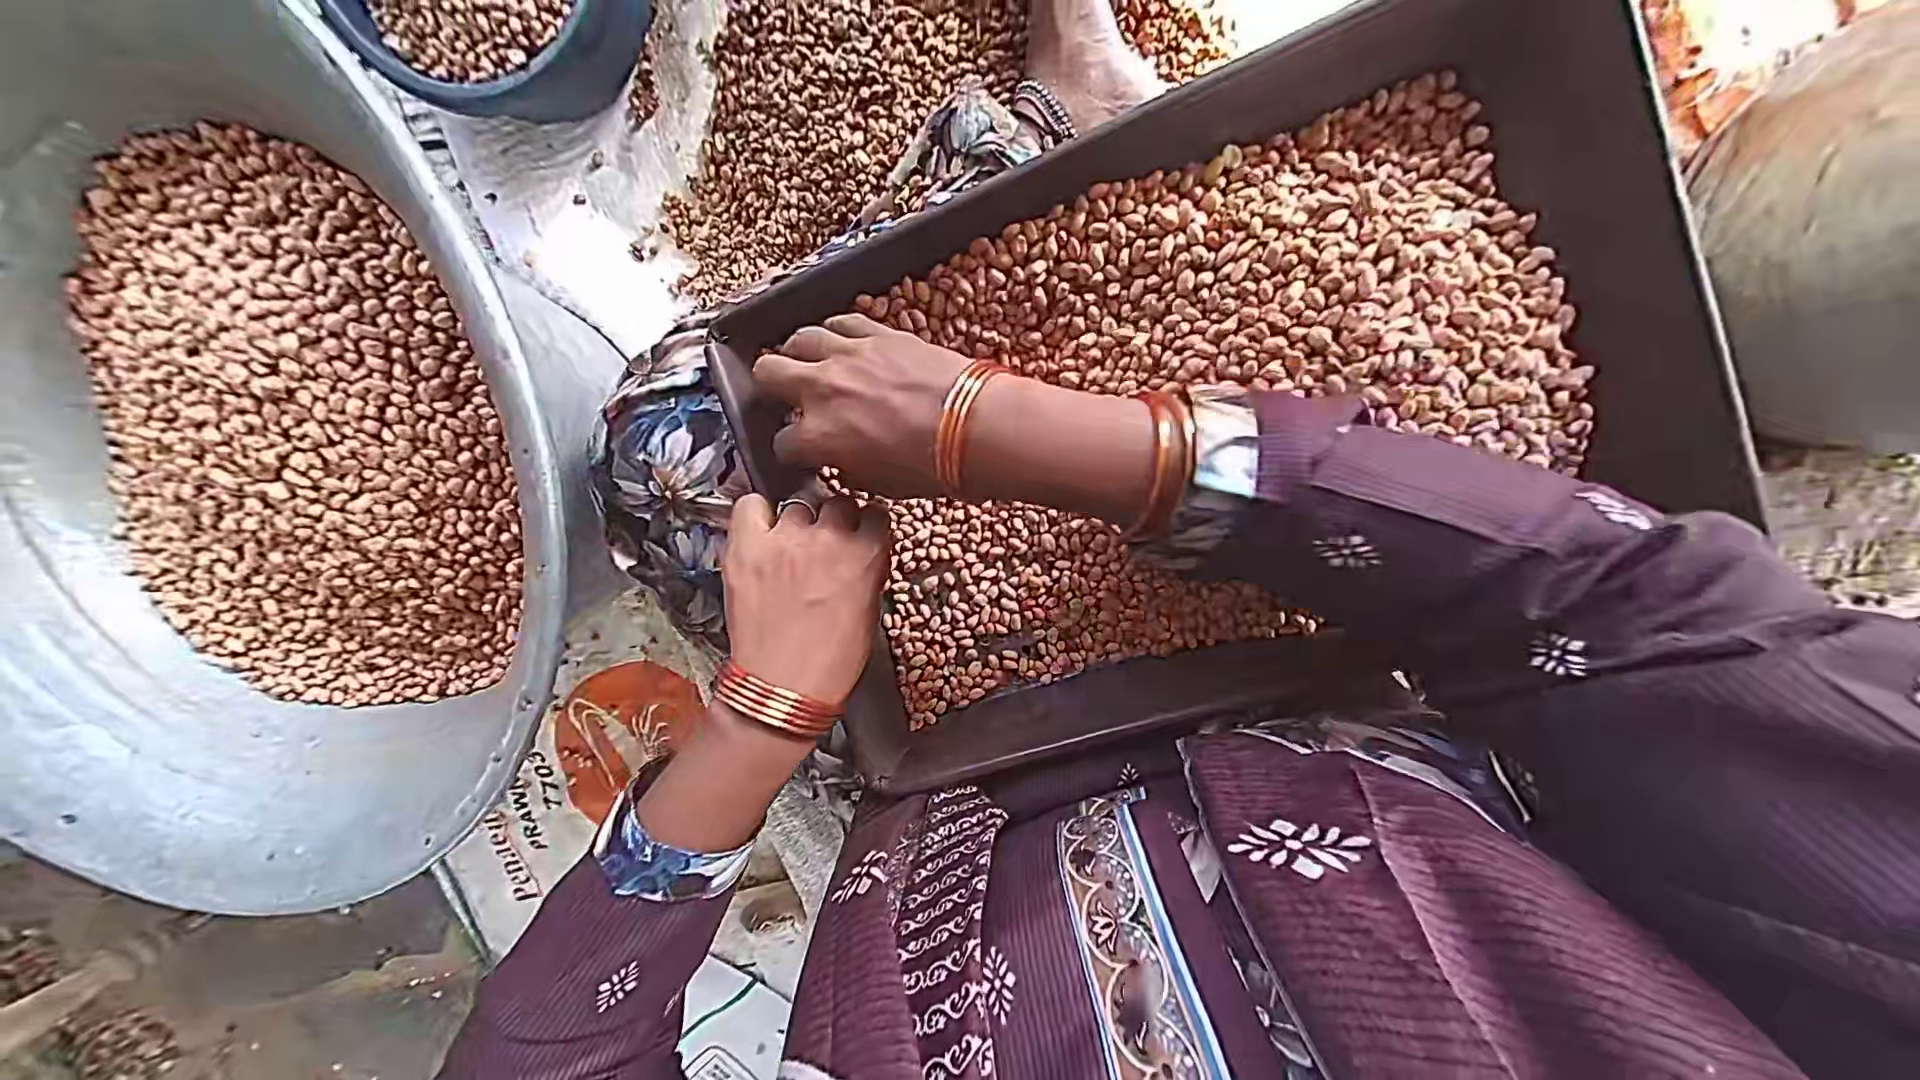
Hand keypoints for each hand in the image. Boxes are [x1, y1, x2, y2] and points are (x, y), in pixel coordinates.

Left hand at [721, 492, 890, 703]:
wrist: (784, 689)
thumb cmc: (832, 660)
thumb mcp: (870, 608)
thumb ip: (867, 567)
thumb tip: (860, 548)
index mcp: (867, 553)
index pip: (874, 513)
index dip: (865, 526)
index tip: (858, 535)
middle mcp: (829, 537)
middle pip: (836, 503)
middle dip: (834, 522)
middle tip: (824, 548)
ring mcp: (785, 539)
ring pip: (797, 505)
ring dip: (797, 523)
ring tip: (790, 550)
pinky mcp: (747, 547)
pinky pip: (750, 505)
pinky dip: (756, 513)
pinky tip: (761, 532)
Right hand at [754, 314, 969, 497]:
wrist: (975, 428)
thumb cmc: (933, 465)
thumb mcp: (879, 484)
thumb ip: (846, 466)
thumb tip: (839, 458)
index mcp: (818, 436)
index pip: (783, 442)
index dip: (791, 449)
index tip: (802, 450)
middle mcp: (822, 389)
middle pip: (768, 373)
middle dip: (771, 388)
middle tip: (786, 396)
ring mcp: (848, 355)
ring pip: (797, 338)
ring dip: (797, 353)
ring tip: (807, 364)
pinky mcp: (878, 334)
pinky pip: (840, 322)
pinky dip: (834, 333)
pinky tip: (840, 343)